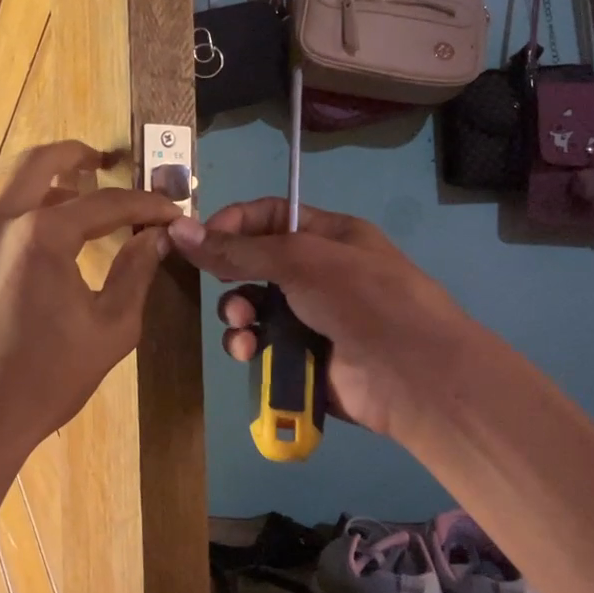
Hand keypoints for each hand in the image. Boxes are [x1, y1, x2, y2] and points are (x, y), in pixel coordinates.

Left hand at [0, 141, 182, 457]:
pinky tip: (43, 252)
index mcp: (40, 236)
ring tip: (81, 209)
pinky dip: (24, 221)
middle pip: (38, 163)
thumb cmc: (48, 379)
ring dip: (49, 191)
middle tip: (105, 161)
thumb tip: (156, 235)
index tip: (170, 210)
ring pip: (12, 193)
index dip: (144, 204)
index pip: (105, 203)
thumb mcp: (110, 329)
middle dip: (76, 154)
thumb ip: (136, 271)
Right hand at [168, 199, 500, 440]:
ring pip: (254, 309)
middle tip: (225, 287)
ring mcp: (313, 319)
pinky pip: (264, 347)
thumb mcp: (299, 261)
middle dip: (232, 277)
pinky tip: (250, 352)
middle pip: (255, 265)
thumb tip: (178, 229)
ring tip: (242, 326)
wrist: (415, 375)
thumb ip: (236, 250)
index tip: (201, 239)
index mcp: (330, 237)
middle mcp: (320, 275)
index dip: (233, 223)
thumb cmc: (363, 298)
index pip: (270, 216)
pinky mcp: (305, 360)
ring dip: (238, 316)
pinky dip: (250, 347)